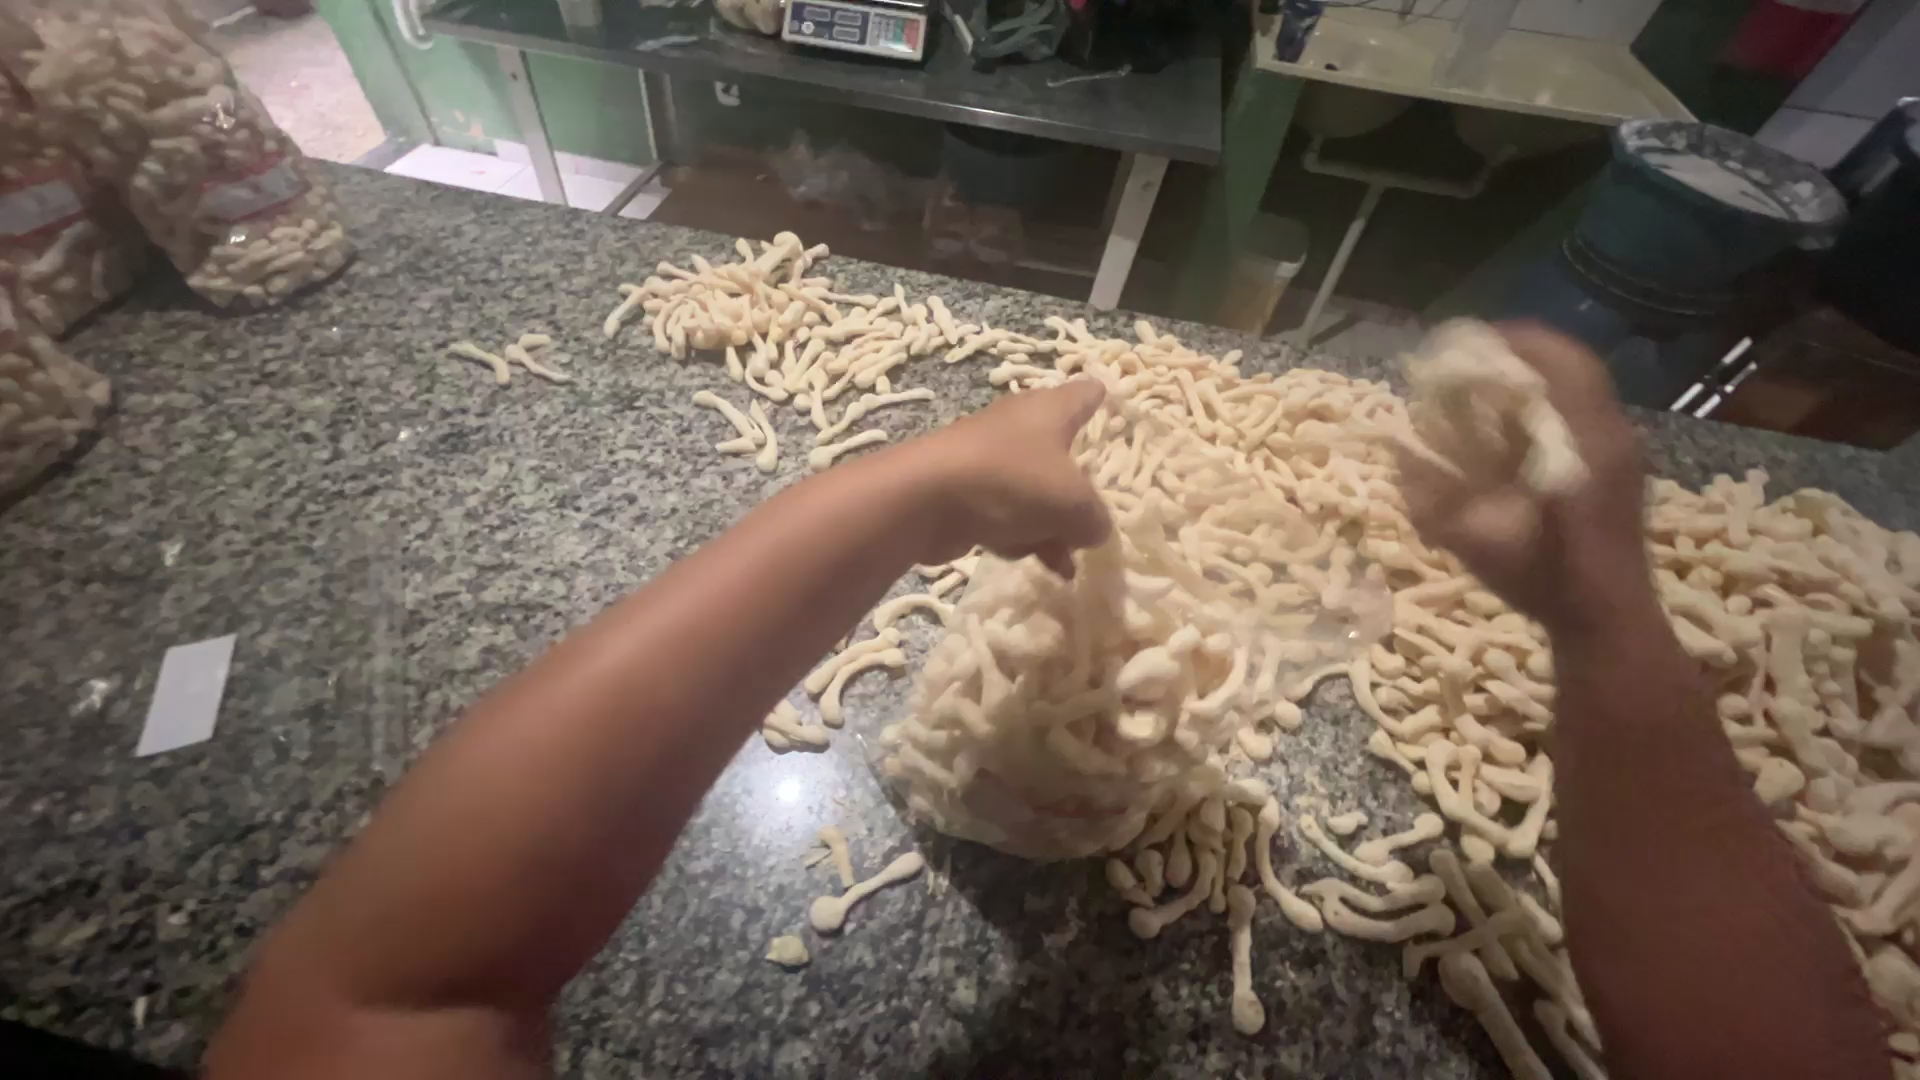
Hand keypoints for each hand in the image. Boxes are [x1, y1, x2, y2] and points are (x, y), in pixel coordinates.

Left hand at [908, 380, 1111, 576]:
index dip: (1099, 398)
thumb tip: (1094, 530)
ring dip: (1051, 526)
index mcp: (1050, 410)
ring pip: (1032, 492)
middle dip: (1078, 488)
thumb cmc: (1011, 481)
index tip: (1109, 399)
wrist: (925, 500)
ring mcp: (988, 461)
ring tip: (1067, 562)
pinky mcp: (964, 494)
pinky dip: (1020, 537)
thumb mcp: (1073, 505)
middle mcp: (1018, 428)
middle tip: (1096, 515)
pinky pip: (1004, 515)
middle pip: (1058, 453)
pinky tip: (1037, 564)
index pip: (1083, 395)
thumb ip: (1095, 519)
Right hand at [1397, 323, 1654, 637]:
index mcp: (1583, 445)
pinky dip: (1541, 408)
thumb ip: (1431, 495)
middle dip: (1518, 357)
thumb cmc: (1540, 577)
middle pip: (1571, 371)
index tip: (1470, 336)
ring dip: (1530, 381)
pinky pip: (1578, 417)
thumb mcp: (1472, 538)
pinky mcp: (1616, 467)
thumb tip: (1396, 453)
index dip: (1518, 343)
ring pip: (1577, 392)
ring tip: (1482, 384)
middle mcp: (1608, 437)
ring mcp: (1619, 451)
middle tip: (1468, 357)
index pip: (1561, 367)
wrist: (1605, 616)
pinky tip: (1506, 425)